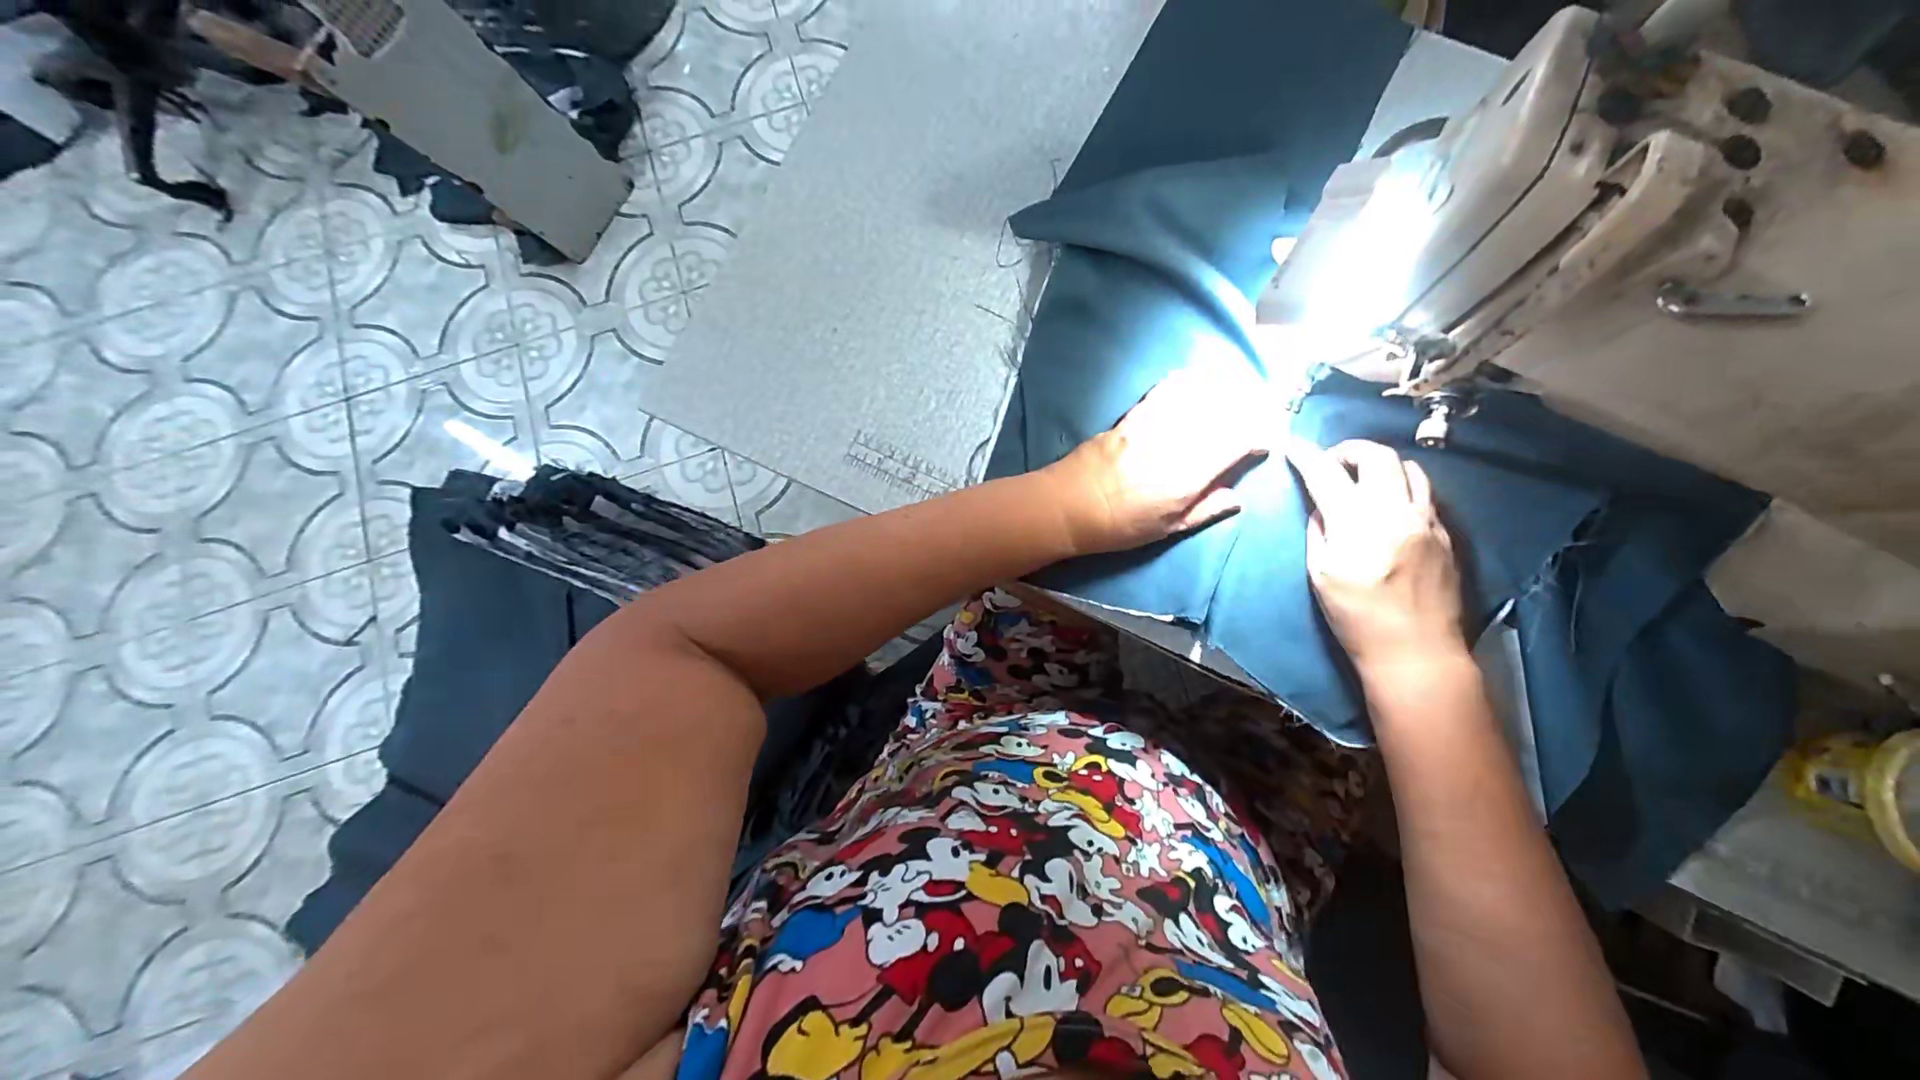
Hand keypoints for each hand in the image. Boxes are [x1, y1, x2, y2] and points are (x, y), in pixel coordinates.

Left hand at [1044, 364, 1273, 554]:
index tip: (1262, 443)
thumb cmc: (1117, 527)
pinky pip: (1163, 392)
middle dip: (1246, 409)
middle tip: (1259, 411)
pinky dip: (1183, 384)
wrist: (1067, 506)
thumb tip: (1235, 497)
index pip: (1236, 441)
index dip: (1257, 437)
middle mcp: (1173, 444)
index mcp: (1187, 476)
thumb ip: (1204, 510)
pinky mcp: (1130, 418)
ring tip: (1234, 393)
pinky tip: (1193, 379)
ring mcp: (1150, 426)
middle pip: (1221, 413)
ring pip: (1195, 398)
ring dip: (1219, 391)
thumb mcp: (1165, 529)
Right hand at [1286, 438, 1466, 675]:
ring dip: (1381, 464)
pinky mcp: (1446, 533)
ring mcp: (1427, 520)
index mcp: (1357, 524)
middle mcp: (1396, 511)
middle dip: (1349, 450)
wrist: (1416, 651)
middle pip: (1377, 456)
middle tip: (1333, 462)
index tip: (1292, 446)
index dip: (1305, 455)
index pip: (1327, 473)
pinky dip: (1402, 488)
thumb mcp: (1320, 575)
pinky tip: (1390, 507)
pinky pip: (1424, 494)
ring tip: (1364, 478)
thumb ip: (1319, 533)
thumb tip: (1322, 508)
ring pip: (1409, 468)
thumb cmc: (1357, 618)